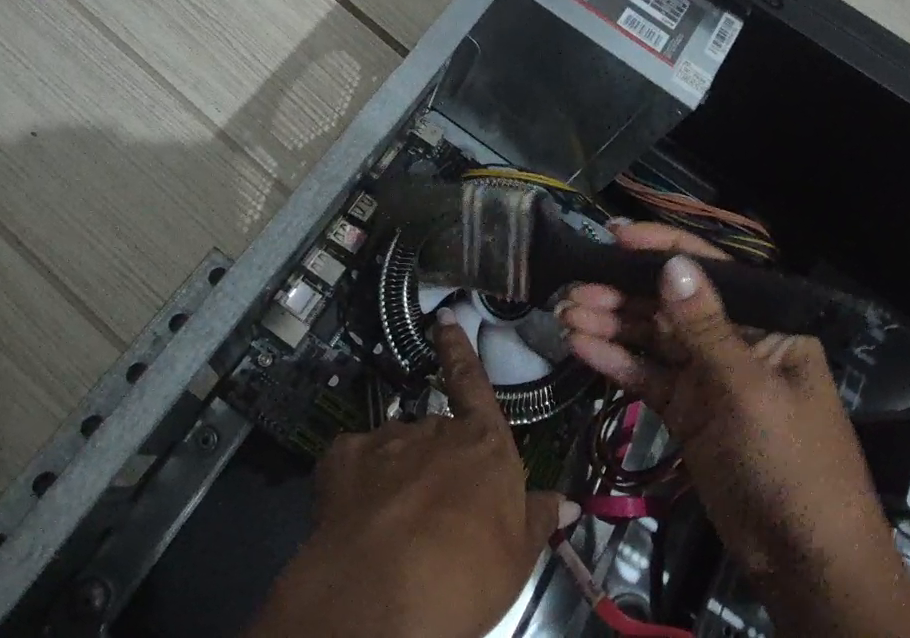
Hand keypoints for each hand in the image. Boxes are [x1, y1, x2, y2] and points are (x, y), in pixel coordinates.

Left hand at [245, 310, 576, 637]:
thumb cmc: (468, 573)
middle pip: (435, 435)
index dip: (459, 351)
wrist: (385, 590)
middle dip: (433, 464)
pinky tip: (356, 517)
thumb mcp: (519, 555)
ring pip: (393, 449)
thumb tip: (568, 500)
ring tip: (392, 526)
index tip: (444, 320)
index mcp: (484, 445)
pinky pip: (353, 463)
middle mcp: (435, 429)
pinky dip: (356, 483)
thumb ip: (538, 518)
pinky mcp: (342, 456)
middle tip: (433, 515)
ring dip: (395, 475)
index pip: (473, 384)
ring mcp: (386, 438)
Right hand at [558, 223, 909, 637]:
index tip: (614, 235)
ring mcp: (706, 376)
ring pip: (651, 337)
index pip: (710, 271)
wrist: (805, 559)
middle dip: (622, 291)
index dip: (662, 248)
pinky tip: (580, 347)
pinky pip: (645, 374)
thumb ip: (706, 328)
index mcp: (766, 325)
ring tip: (565, 313)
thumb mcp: (750, 390)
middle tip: (574, 287)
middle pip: (669, 302)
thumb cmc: (794, 464)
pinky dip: (614, 360)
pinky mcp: (685, 409)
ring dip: (609, 324)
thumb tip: (673, 263)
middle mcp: (733, 340)